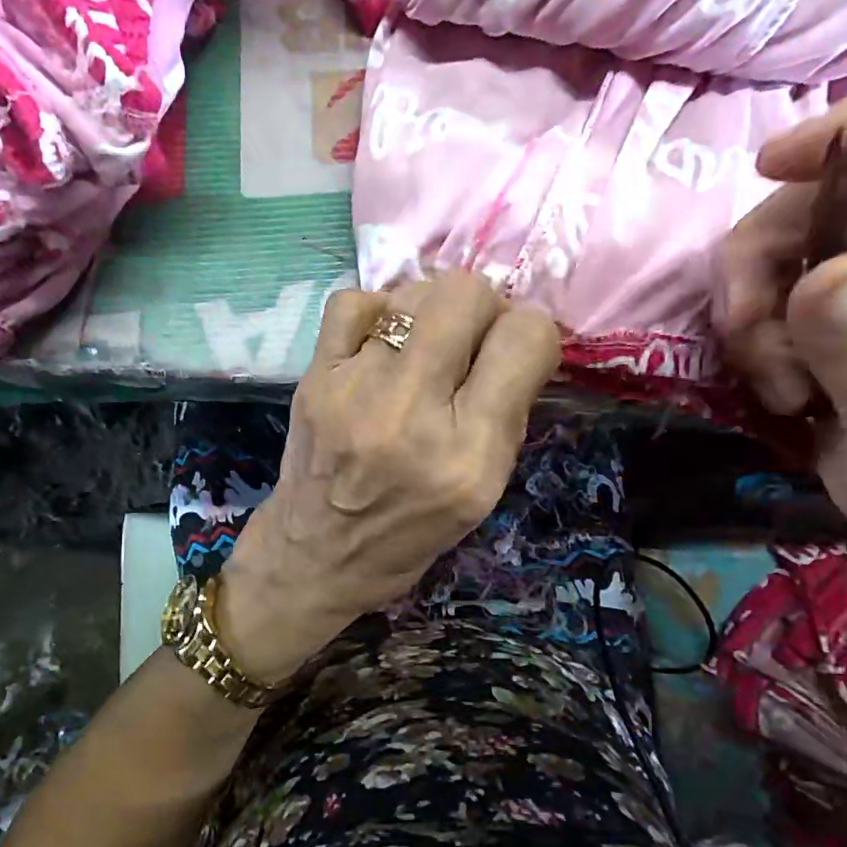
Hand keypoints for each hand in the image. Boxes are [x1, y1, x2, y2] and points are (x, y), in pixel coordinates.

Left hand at [216, 273, 561, 684]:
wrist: (315, 554)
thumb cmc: (407, 535)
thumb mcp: (482, 493)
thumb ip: (505, 413)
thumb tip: (514, 336)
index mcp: (469, 454)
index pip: (526, 338)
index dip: (531, 333)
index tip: (515, 350)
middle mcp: (411, 411)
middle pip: (466, 293)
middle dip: (484, 307)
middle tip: (471, 339)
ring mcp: (355, 388)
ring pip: (413, 291)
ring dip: (432, 310)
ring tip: (423, 346)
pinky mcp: (314, 378)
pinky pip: (353, 302)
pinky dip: (375, 311)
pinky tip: (379, 342)